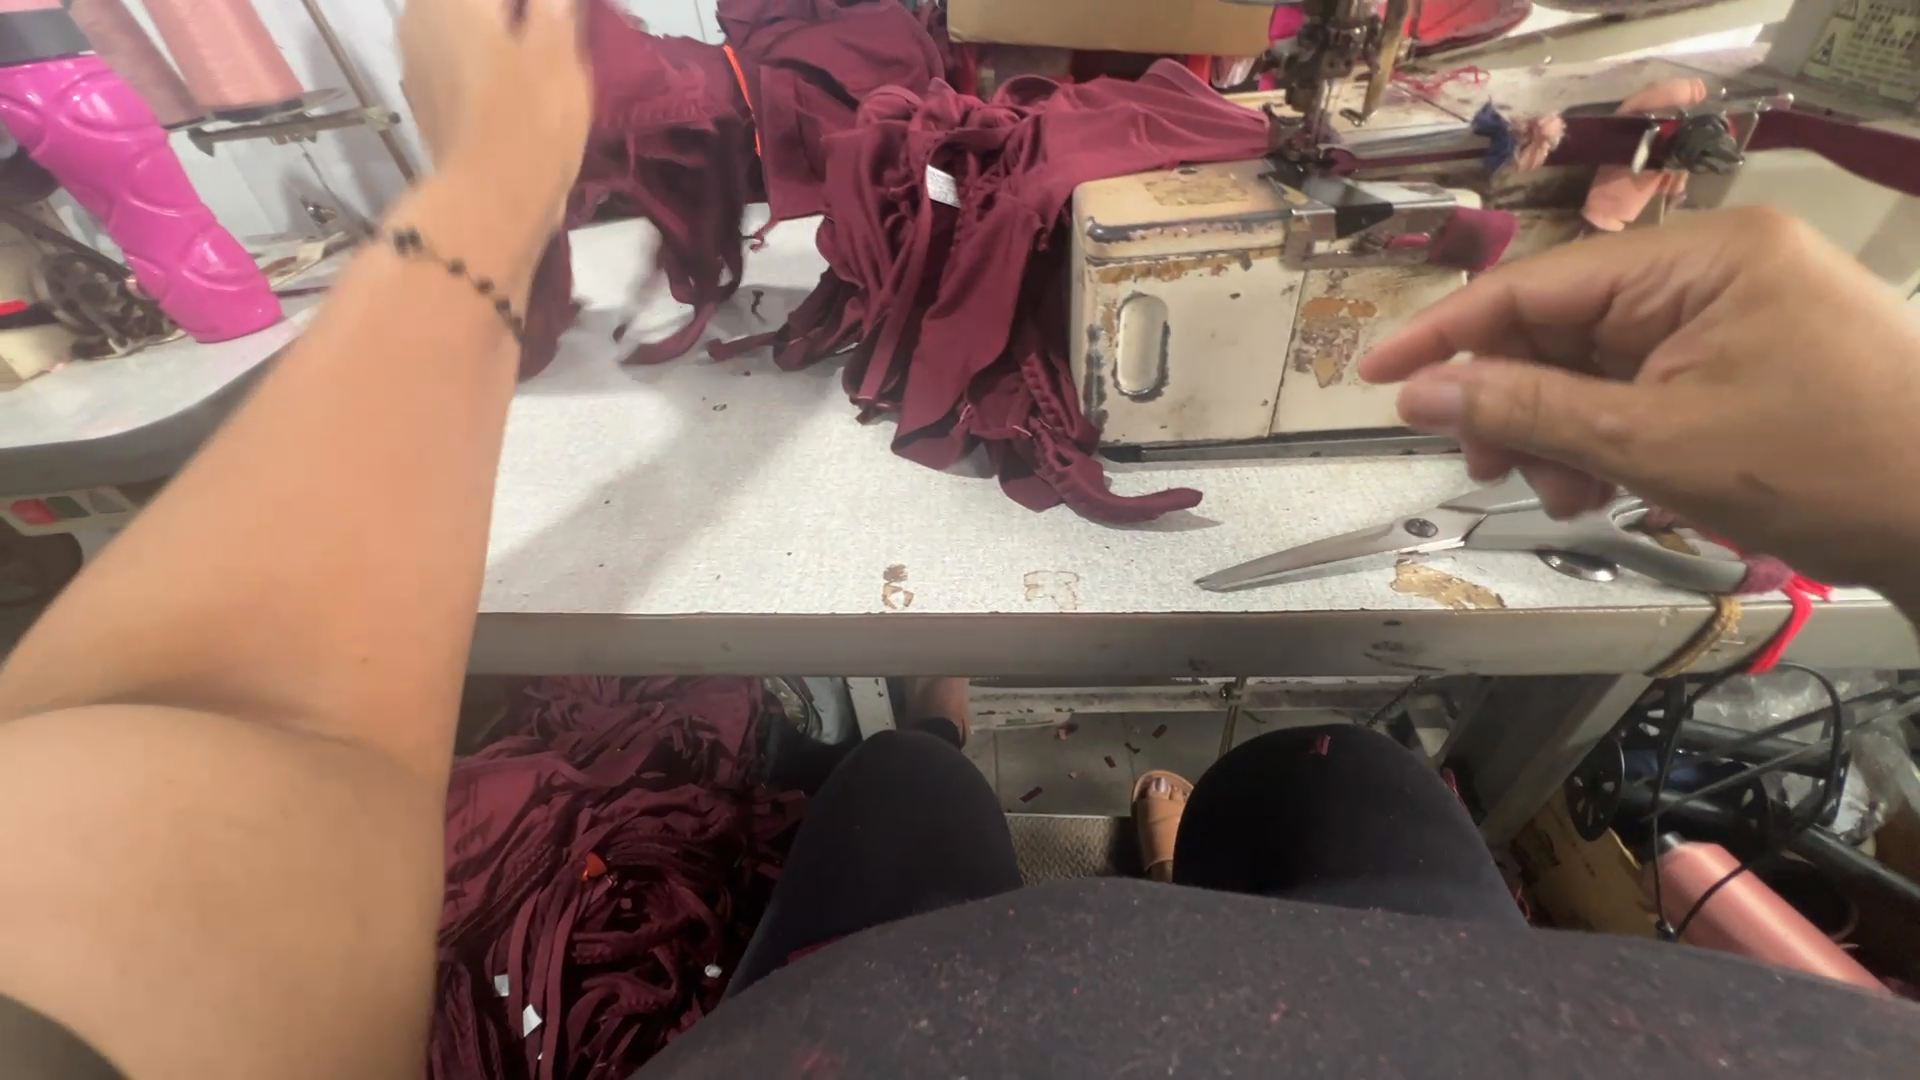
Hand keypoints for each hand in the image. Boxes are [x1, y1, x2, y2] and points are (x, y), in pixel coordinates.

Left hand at [398, 0, 590, 223]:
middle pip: (474, 9)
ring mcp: (414, 63)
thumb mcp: (559, 53)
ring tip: (537, 78)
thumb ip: (553, 8)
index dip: (536, 10)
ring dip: (497, 49)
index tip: (556, 24)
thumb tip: (552, 1)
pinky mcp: (425, 106)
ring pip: (462, 38)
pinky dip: (484, 79)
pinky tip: (514, 105)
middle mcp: (418, 16)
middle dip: (511, 21)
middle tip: (554, 46)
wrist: (494, 201)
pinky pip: (457, 73)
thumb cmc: (532, 120)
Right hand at [1359, 206, 1919, 596]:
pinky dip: (1584, 442)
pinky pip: (1611, 393)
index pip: (1528, 287)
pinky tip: (1592, 486)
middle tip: (1484, 466)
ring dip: (1543, 435)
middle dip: (1507, 405)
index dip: (1440, 334)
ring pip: (1570, 371)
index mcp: (1695, 261)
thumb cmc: (1818, 469)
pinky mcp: (1716, 361)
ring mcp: (1710, 318)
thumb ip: (1516, 407)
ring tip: (1559, 492)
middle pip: (1545, 332)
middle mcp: (1698, 275)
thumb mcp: (1641, 440)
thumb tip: (1411, 393)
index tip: (1370, 374)